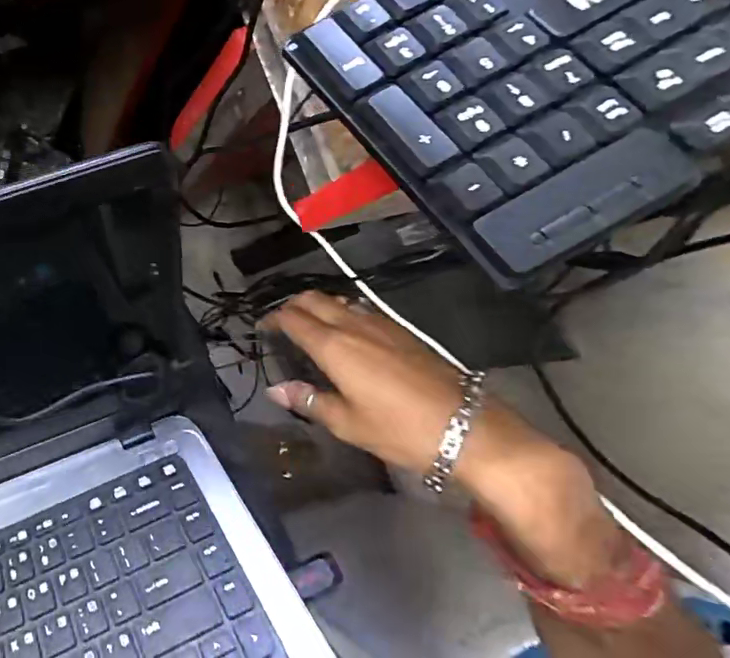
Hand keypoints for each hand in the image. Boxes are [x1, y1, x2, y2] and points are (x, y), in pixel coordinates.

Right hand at [259, 292, 620, 585]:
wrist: (466, 426)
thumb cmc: (400, 430)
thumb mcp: (349, 424)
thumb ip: (310, 401)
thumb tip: (276, 390)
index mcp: (334, 346)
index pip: (293, 319)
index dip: (273, 319)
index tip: (262, 328)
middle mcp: (353, 324)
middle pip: (314, 299)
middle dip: (293, 305)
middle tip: (282, 322)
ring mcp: (380, 323)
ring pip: (339, 300)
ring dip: (319, 305)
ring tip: (310, 324)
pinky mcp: (401, 330)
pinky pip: (360, 308)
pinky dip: (343, 311)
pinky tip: (347, 331)